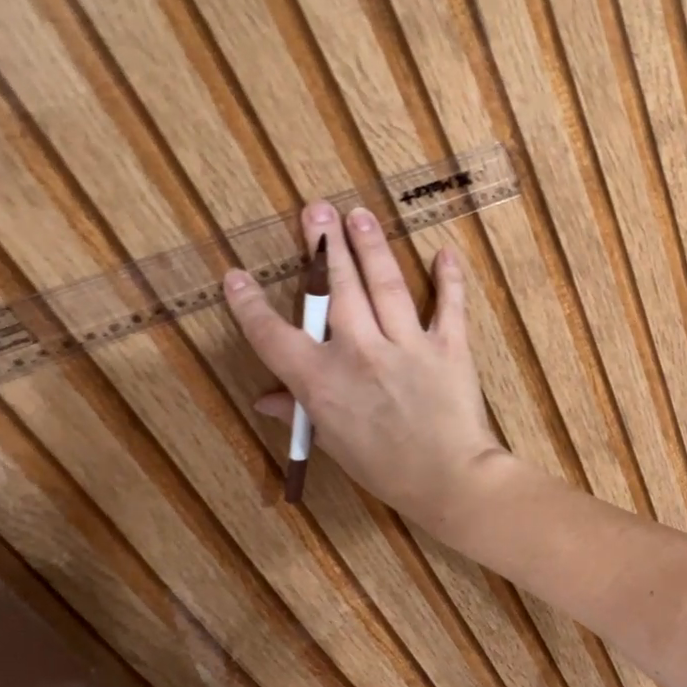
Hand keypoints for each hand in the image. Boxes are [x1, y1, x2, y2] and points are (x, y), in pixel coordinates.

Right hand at [223, 201, 503, 526]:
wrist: (447, 476)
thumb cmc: (384, 467)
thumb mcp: (332, 442)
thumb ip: (300, 411)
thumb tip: (266, 399)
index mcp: (321, 380)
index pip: (273, 335)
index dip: (250, 305)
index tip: (236, 275)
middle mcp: (359, 353)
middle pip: (334, 290)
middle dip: (322, 246)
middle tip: (317, 209)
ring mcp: (406, 345)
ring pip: (384, 285)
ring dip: (370, 247)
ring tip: (360, 216)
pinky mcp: (449, 346)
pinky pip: (449, 305)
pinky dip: (450, 279)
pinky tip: (445, 252)